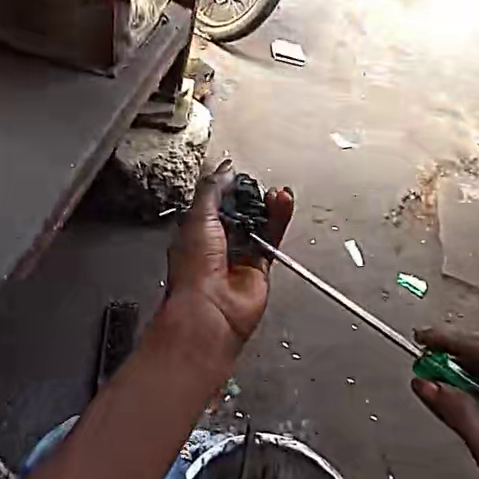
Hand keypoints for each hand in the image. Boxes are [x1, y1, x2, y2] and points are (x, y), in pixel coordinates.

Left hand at [156, 162, 293, 361]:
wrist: (210, 309)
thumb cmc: (194, 268)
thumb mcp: (198, 217)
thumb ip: (213, 190)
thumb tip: (225, 169)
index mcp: (195, 230)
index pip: (215, 201)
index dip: (228, 187)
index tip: (240, 175)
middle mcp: (217, 243)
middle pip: (239, 211)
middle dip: (250, 196)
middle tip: (259, 185)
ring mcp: (239, 254)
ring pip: (258, 223)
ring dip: (269, 206)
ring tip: (278, 192)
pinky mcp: (260, 266)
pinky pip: (272, 237)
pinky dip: (280, 219)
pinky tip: (284, 203)